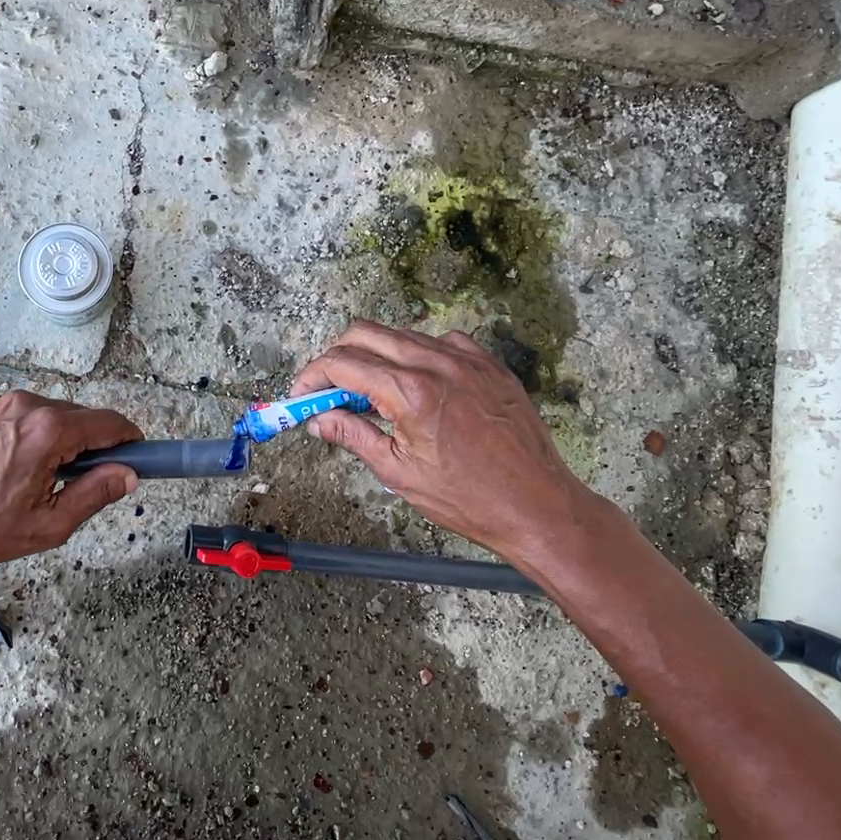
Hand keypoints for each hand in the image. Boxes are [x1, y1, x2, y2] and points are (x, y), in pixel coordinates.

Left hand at [0, 390, 143, 563]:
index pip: (107, 422)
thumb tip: (127, 475)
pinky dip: (23, 432)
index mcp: (49, 431)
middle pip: (77, 416)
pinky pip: (15, 414)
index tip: (135, 451)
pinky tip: (8, 463)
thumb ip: (95, 494)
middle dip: (88, 442)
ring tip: (37, 474)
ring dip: (54, 437)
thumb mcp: (49, 523)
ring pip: (45, 413)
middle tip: (82, 477)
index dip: (127, 437)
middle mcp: (26, 405)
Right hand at [289, 321, 591, 558]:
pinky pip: (440, 342)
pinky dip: (416, 356)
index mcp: (410, 393)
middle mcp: (437, 364)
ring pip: (401, 334)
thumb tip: (319, 419)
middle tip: (329, 389)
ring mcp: (467, 359)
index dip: (313, 376)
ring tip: (372, 394)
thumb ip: (353, 435)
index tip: (303, 393)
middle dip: (337, 357)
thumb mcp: (398, 472)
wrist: (537, 506)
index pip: (342, 364)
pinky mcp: (489, 363)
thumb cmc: (470, 499)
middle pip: (365, 333)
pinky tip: (417, 386)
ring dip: (376, 355)